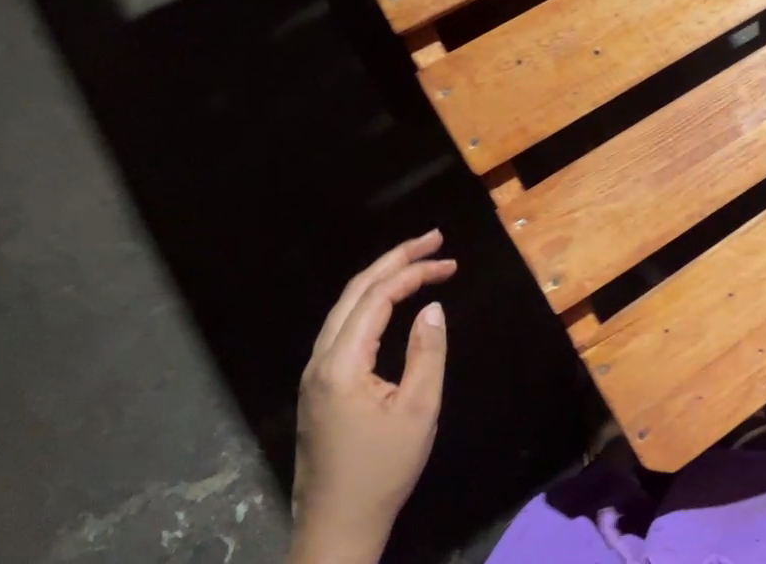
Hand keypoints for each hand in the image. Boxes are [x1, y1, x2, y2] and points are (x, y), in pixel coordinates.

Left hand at [289, 232, 456, 563]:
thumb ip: (427, 353)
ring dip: (381, 278)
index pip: (377, 297)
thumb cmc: (383, 470)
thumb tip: (432, 307)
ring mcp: (314, 373)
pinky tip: (390, 302)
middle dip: (395, 260)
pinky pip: (343, 326)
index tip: (451, 262)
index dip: (414, 272)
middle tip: (434, 239)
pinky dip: (370, 302)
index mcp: (341, 362)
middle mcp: (319, 359)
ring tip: (417, 261)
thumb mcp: (419, 410)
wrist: (336, 525)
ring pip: (345, 307)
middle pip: (355, 292)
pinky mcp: (318, 386)